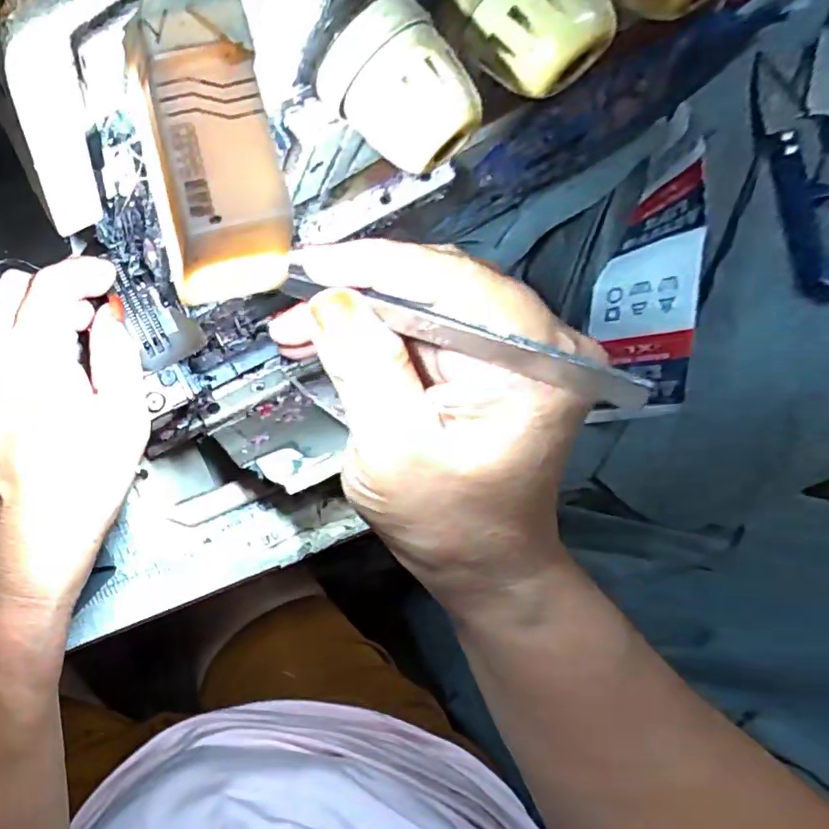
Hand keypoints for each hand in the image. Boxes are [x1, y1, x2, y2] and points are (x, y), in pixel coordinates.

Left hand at [0, 258, 147, 607]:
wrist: (27, 548)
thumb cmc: (78, 494)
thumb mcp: (123, 421)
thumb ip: (118, 354)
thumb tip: (108, 321)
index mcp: (30, 357)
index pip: (51, 283)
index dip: (84, 270)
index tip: (104, 278)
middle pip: (12, 289)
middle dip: (54, 289)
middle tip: (89, 316)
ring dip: (28, 313)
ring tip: (64, 344)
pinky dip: (5, 340)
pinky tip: (33, 369)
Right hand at [268, 240, 598, 602]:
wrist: (480, 563)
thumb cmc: (442, 521)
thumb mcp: (393, 449)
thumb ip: (366, 369)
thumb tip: (330, 303)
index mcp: (534, 358)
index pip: (449, 282)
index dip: (372, 267)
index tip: (307, 266)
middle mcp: (538, 340)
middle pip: (438, 287)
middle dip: (357, 294)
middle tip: (291, 313)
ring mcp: (516, 350)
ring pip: (425, 306)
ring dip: (358, 315)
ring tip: (297, 331)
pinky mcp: (491, 364)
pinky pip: (425, 332)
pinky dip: (374, 335)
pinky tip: (332, 341)